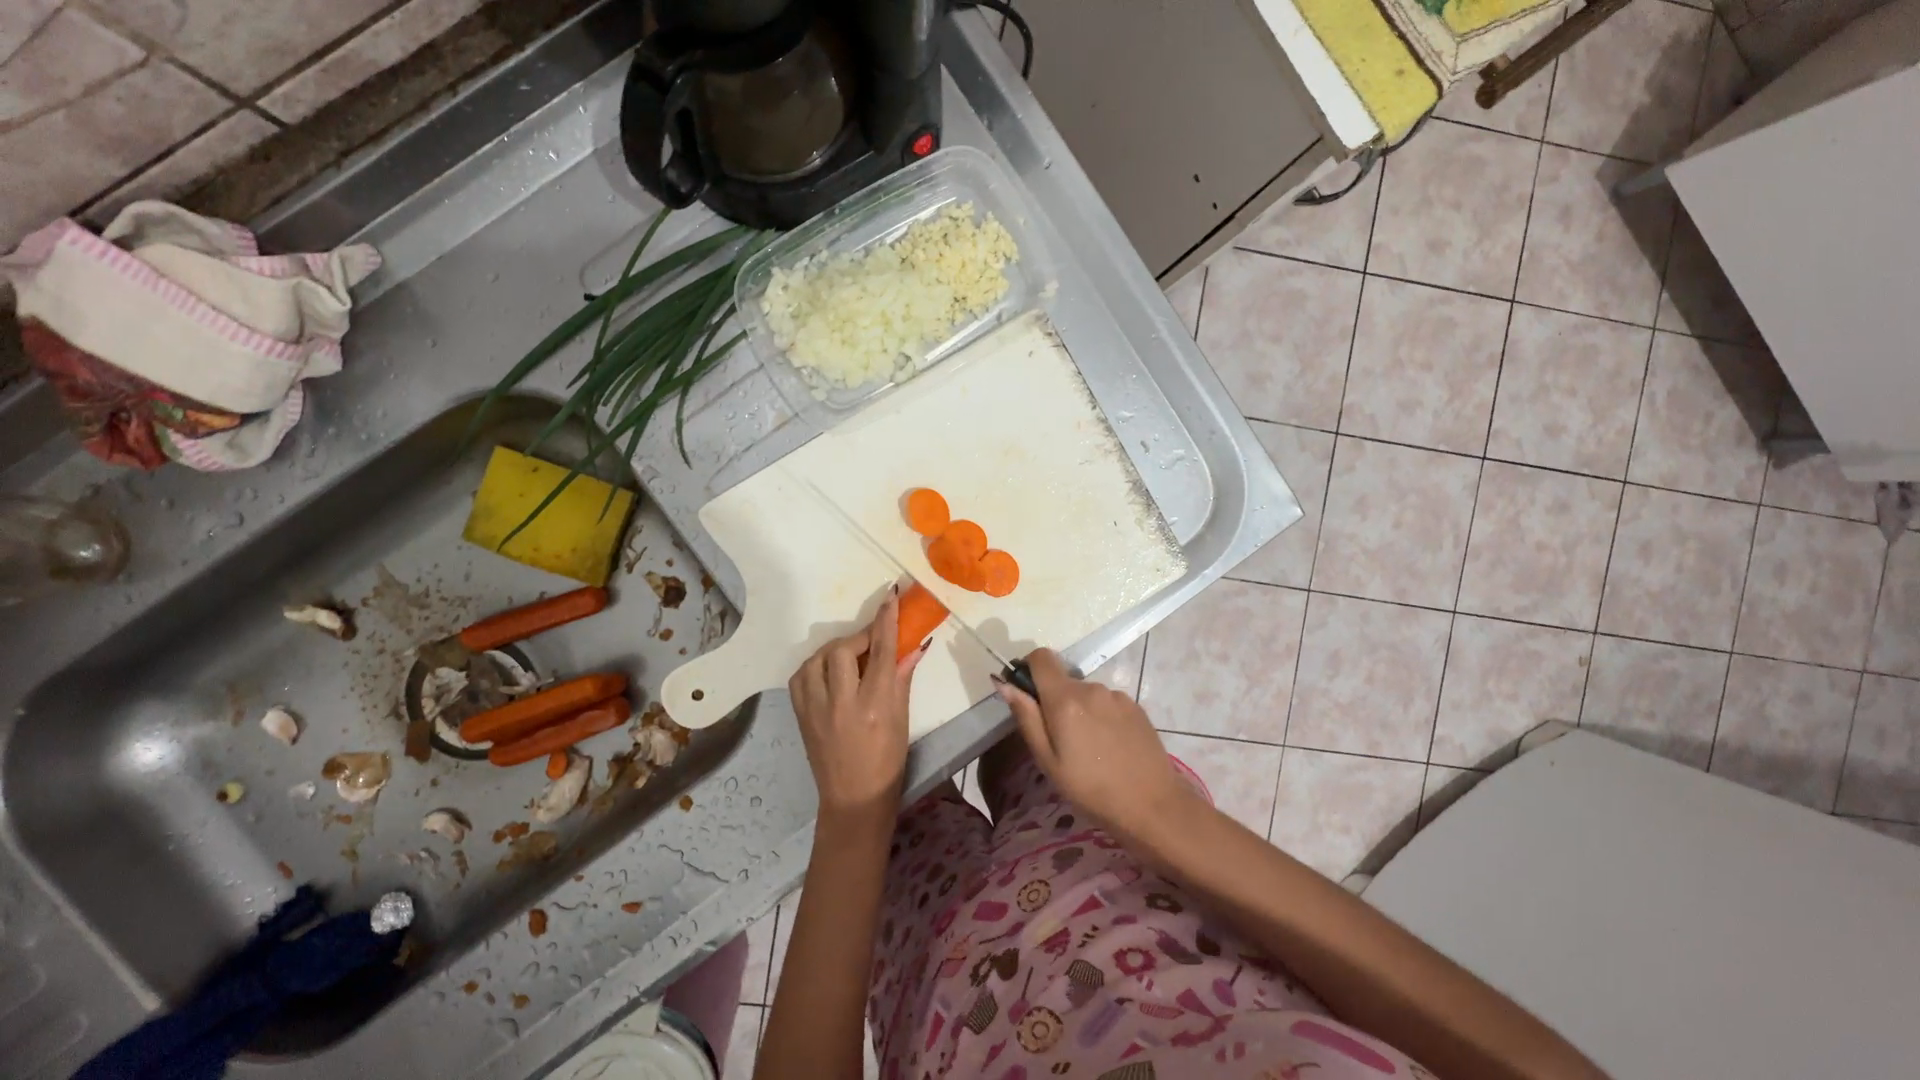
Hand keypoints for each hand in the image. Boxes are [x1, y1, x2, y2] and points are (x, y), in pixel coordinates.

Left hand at [789, 585, 927, 825]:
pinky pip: (802, 675)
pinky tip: (829, 671)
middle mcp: (842, 703)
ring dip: (836, 651)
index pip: (882, 651)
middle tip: (874, 642)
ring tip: (852, 657)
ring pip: (819, 659)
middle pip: (845, 650)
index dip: (886, 620)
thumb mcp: (902, 719)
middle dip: (861, 639)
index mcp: (875, 706)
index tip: (891, 596)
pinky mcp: (799, 714)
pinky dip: (816, 665)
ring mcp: (815, 708)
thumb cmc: (888, 760)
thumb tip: (912, 645)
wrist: (853, 798)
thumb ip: (903, 678)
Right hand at [995, 649, 1204, 845]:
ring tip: (1090, 749)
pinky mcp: (1136, 707)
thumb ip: (1026, 718)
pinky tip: (1110, 747)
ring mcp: (1117, 696)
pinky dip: (1102, 718)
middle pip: (1064, 681)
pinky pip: (1107, 704)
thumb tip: (1006, 684)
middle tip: (1061, 742)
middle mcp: (1092, 688)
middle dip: (1056, 702)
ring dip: (1081, 711)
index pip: (1041, 657)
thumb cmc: (1090, 789)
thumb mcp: (1047, 761)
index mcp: (1065, 699)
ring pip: (1087, 694)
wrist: (1151, 804)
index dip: (1029, 669)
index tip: (1028, 696)